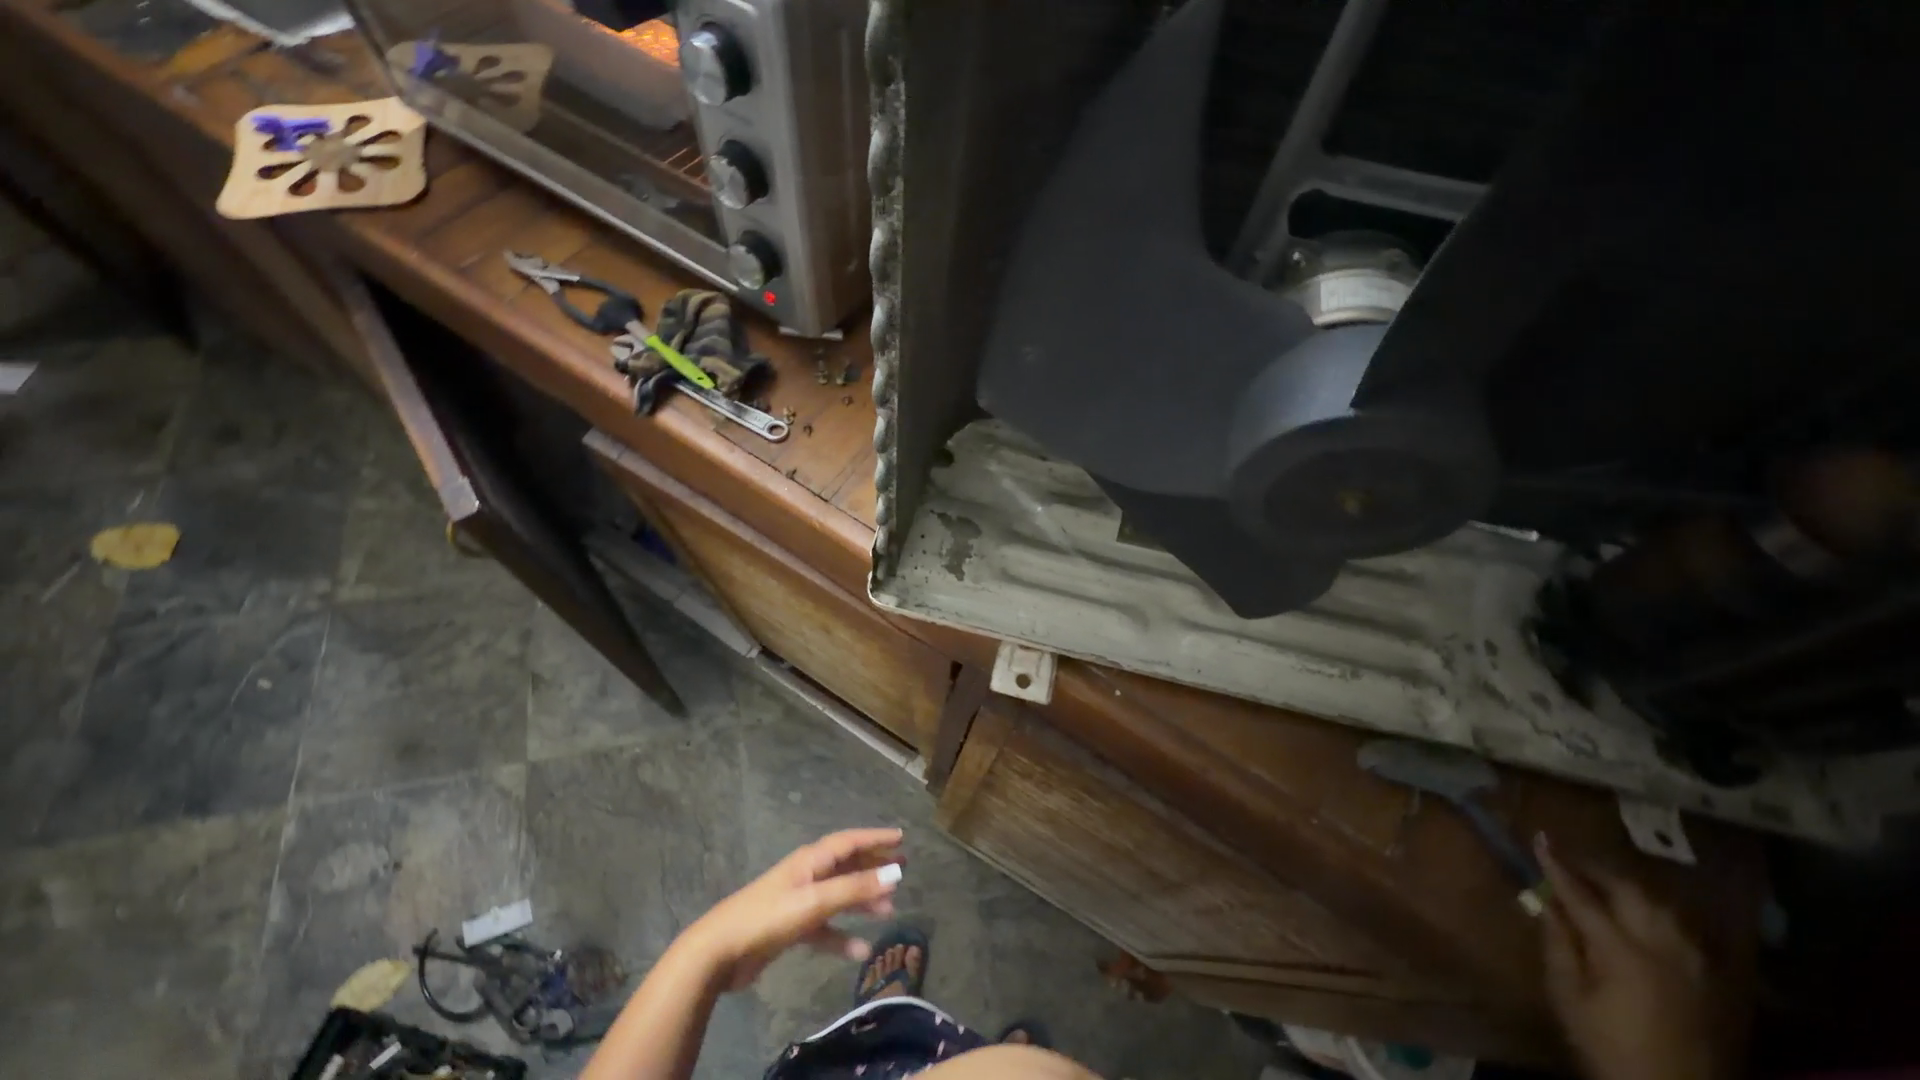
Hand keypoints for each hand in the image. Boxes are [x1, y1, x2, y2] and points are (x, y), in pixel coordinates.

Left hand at [685, 828, 904, 992]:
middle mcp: (806, 876)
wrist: (719, 953)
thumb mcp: (815, 901)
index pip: (848, 841)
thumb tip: (895, 874)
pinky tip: (860, 951)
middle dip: (874, 867)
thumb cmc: (768, 918)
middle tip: (902, 870)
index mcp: (810, 861)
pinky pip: (825, 928)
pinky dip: (842, 937)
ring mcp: (798, 902)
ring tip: (889, 910)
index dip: (875, 837)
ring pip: (839, 896)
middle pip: (846, 866)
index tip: (901, 838)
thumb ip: (855, 889)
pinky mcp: (791, 928)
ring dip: (863, 901)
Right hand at [1536, 834, 1740, 1079]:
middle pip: (1629, 891)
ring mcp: (1691, 960)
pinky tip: (1638, 916)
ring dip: (1627, 889)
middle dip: (1596, 870)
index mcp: (1622, 952)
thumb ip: (1559, 946)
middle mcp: (1662, 946)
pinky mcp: (1707, 976)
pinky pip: (1677, 927)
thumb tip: (1547, 904)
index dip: (1558, 866)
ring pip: (1659, 905)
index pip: (1583, 896)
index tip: (1540, 839)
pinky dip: (1651, 912)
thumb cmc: (1608, 1046)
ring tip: (1602, 885)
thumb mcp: (1569, 998)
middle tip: (1569, 860)